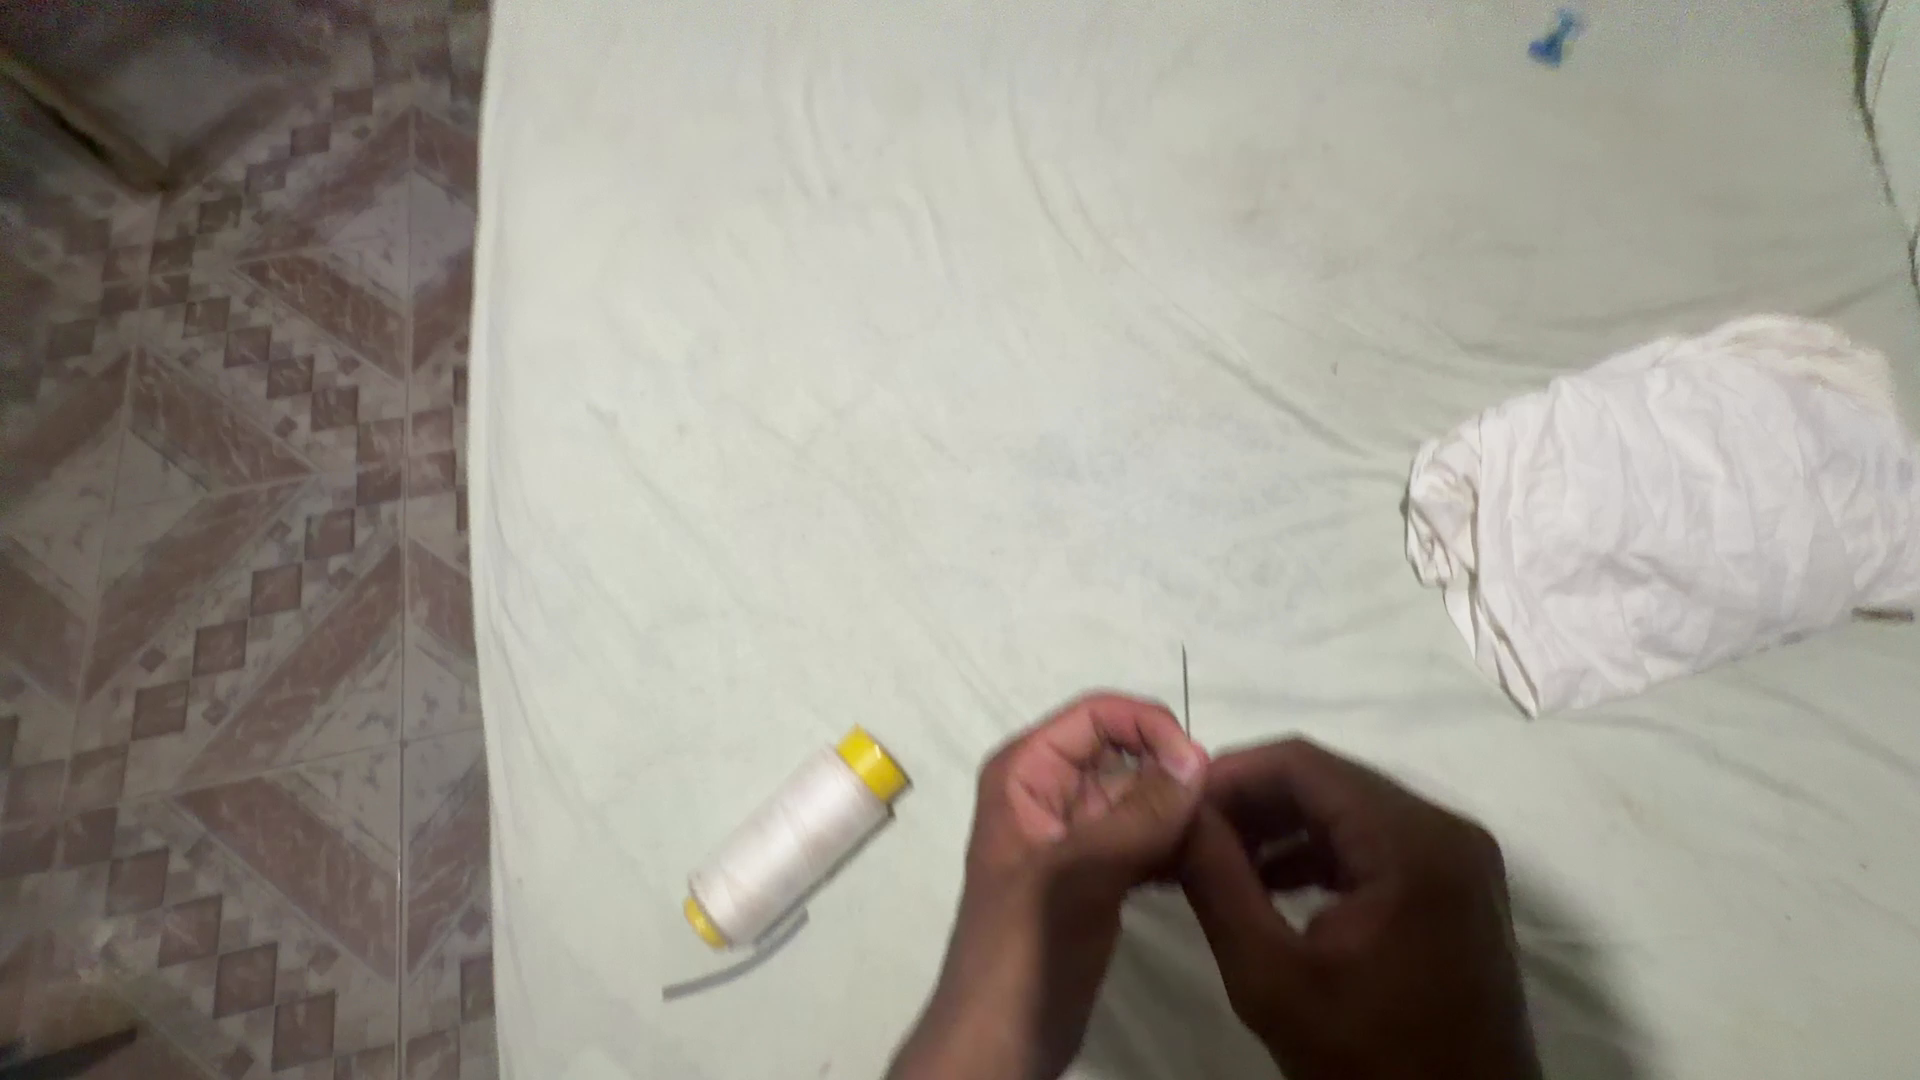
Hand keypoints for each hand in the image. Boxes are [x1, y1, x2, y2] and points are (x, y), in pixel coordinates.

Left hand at [887, 694, 1207, 1079]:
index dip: (1148, 726)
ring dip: (1177, 809)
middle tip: (1222, 809)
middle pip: (1122, 752)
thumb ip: (1138, 815)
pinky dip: (1171, 842)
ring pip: (1137, 795)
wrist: (1002, 1035)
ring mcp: (1073, 830)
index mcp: (1027, 769)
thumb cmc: (1024, 943)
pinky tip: (1202, 862)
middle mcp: (1048, 787)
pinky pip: (1142, 835)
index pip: (1096, 715)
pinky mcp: (1096, 869)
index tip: (1200, 765)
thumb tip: (1197, 757)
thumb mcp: (1078, 873)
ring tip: (1219, 835)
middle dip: (1170, 771)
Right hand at [1179, 739, 1540, 1079]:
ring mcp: (1453, 853)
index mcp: (1411, 843)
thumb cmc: (1367, 1063)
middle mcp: (1443, 829)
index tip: (1176, 803)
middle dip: (1248, 799)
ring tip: (1215, 855)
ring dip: (1275, 822)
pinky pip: (1366, 835)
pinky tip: (1265, 879)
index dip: (1229, 773)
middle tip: (1189, 830)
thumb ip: (1214, 878)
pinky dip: (1310, 847)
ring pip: (1340, 802)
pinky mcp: (1449, 880)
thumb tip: (1177, 808)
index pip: (1301, 764)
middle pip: (1323, 778)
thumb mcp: (1268, 975)